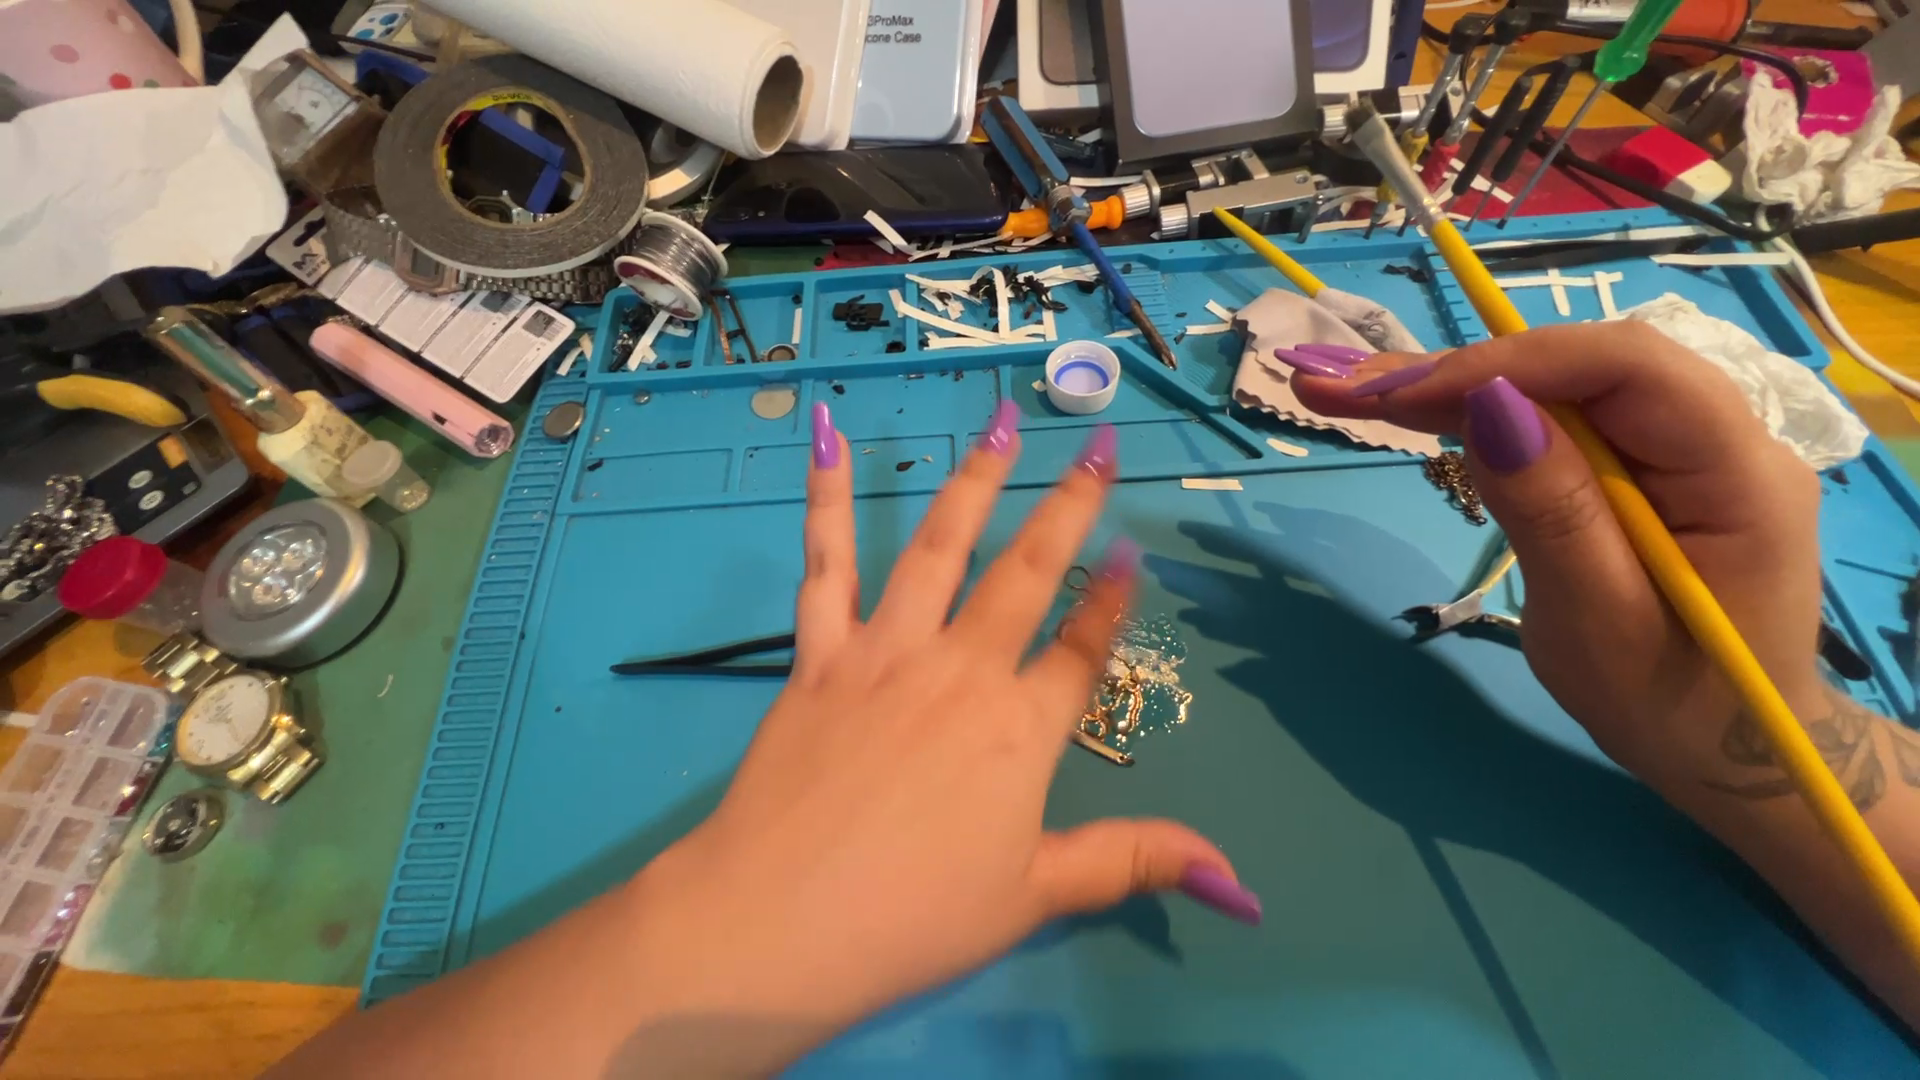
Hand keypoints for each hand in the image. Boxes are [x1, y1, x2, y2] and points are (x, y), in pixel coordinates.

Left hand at [626, 403, 1256, 1053]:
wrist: (779, 923)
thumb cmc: (914, 916)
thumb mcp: (1036, 896)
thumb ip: (1132, 862)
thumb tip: (1240, 880)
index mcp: (1020, 728)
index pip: (1083, 648)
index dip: (1113, 598)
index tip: (1133, 546)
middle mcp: (962, 668)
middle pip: (1027, 574)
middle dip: (1069, 508)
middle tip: (1096, 450)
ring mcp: (888, 651)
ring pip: (939, 548)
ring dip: (975, 481)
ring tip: (1002, 423)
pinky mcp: (821, 653)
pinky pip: (826, 566)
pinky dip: (826, 502)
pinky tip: (831, 442)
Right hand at [1282, 323, 1827, 786]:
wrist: (1714, 740)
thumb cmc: (1664, 697)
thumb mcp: (1598, 618)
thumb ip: (1552, 510)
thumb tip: (1489, 411)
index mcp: (1735, 471)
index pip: (1624, 367)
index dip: (1505, 365)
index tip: (1399, 395)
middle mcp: (1709, 436)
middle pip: (1573, 366)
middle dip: (1452, 369)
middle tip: (1337, 384)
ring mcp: (1663, 448)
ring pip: (1545, 386)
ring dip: (1442, 386)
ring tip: (1342, 390)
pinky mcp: (1620, 467)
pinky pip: (1538, 421)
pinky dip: (1462, 415)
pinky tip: (1402, 409)